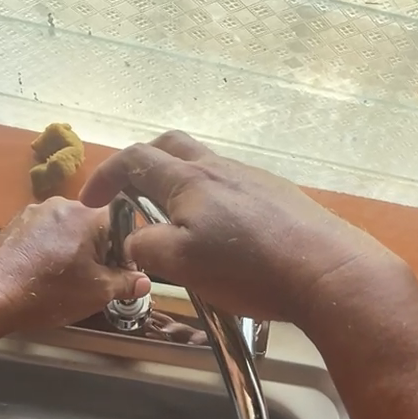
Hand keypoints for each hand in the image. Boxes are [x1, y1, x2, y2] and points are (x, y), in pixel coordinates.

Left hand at [0, 198, 148, 330]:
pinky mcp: (15, 225)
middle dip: (99, 252)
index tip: (121, 273)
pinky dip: (51, 252)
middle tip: (94, 281)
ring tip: (66, 281)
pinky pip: (46, 235)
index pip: (122, 223)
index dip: (126, 251)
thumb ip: (126, 283)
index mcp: (87, 215)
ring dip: (74, 252)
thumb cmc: (48, 292)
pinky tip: (45, 276)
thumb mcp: (98, 293)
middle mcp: (61, 205)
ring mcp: (35, 213)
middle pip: (94, 226)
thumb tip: (143, 282)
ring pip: (69, 231)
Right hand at [79, 131, 405, 325]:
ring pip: (206, 168)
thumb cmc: (249, 268)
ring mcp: (255, 180)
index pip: (135, 160)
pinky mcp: (281, 198)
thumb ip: (148, 248)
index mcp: (189, 180)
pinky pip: (234, 189)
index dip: (106, 177)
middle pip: (173, 147)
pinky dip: (213, 202)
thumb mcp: (183, 265)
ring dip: (181, 185)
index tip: (91, 199)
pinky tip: (224, 235)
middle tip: (130, 192)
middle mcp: (221, 169)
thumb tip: (136, 241)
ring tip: (177, 221)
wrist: (326, 271)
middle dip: (143, 163)